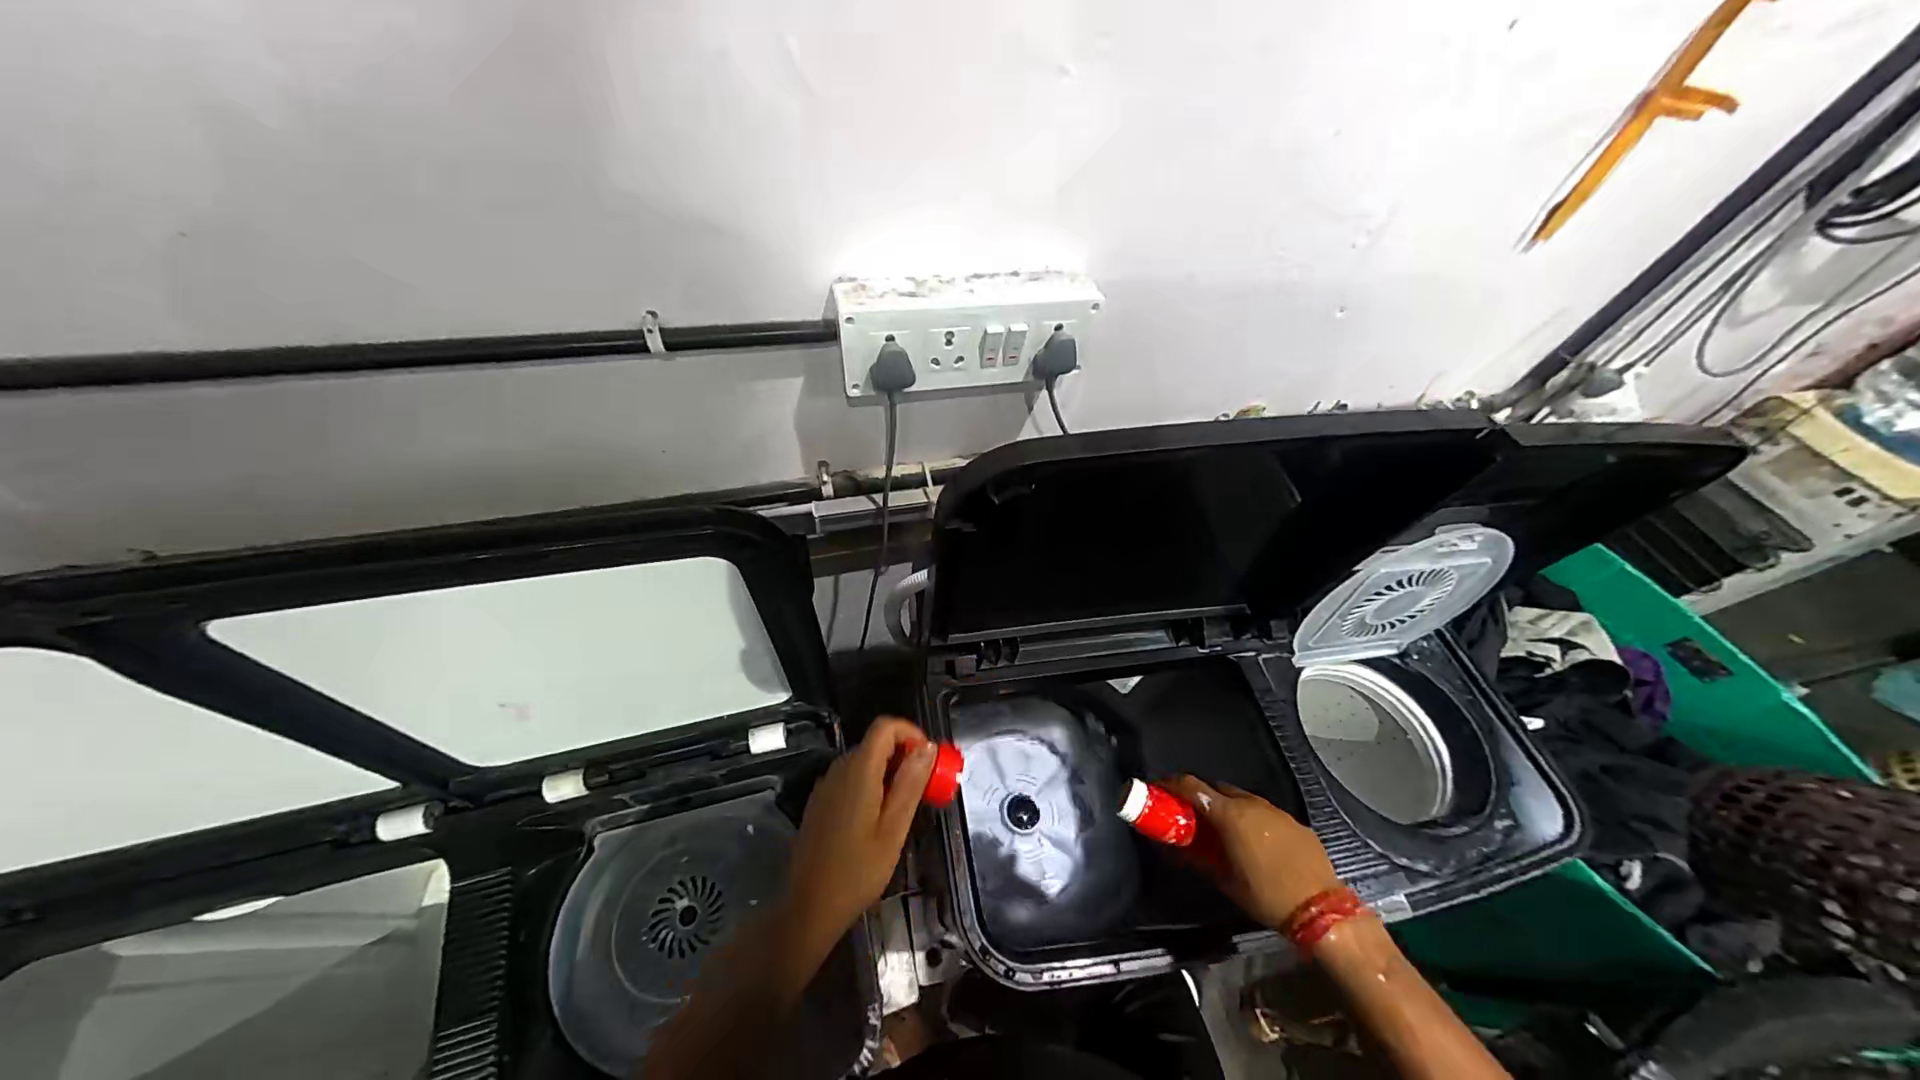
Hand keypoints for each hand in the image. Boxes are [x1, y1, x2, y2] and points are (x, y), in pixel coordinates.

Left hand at [780, 717, 936, 947]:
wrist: (808, 908)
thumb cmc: (857, 871)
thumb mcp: (894, 829)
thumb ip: (911, 783)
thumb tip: (928, 748)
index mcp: (858, 771)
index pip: (885, 726)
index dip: (911, 733)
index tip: (930, 759)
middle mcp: (838, 769)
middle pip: (875, 743)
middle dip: (905, 756)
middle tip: (926, 788)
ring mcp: (826, 786)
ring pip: (864, 762)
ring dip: (890, 772)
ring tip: (906, 807)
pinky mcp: (820, 802)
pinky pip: (851, 779)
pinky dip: (872, 785)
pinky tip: (880, 819)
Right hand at [1165, 775, 1344, 928]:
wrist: (1321, 910)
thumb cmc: (1265, 895)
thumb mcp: (1224, 880)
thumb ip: (1198, 858)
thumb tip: (1176, 848)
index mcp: (1230, 814)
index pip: (1192, 786)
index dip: (1172, 784)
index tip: (1160, 790)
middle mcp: (1252, 804)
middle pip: (1217, 788)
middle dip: (1200, 796)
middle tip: (1190, 814)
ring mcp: (1277, 812)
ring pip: (1243, 799)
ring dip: (1227, 807)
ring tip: (1221, 829)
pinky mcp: (1296, 823)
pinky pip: (1265, 813)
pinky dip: (1252, 820)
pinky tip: (1254, 842)